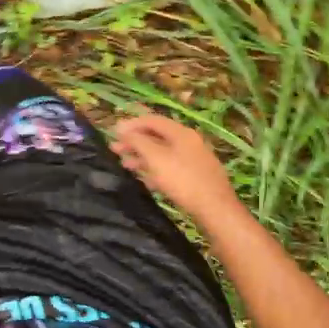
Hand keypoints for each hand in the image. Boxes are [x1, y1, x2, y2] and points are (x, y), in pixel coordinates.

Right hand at [112, 114, 242, 221]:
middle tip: (115, 149)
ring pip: (162, 153)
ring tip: (125, 165)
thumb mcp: (155, 158)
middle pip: (157, 136)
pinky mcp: (194, 175)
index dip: (131, 124)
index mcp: (181, 133)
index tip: (113, 132)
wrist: (215, 207)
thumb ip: (138, 141)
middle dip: (134, 141)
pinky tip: (144, 178)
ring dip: (142, 156)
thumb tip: (122, 129)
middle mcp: (188, 142)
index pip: (152, 120)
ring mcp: (193, 159)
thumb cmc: (183, 179)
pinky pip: (170, 166)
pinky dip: (154, 168)